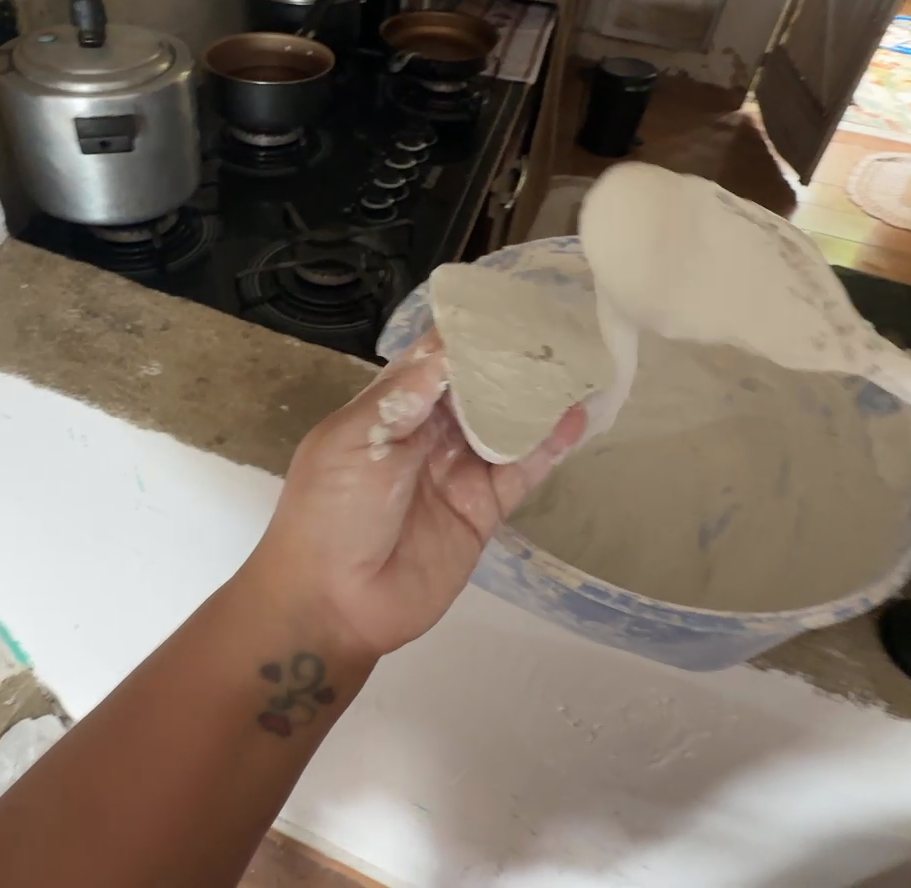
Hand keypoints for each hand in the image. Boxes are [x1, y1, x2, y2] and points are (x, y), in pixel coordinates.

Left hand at [244, 333, 585, 661]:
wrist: (334, 602)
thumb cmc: (331, 510)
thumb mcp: (355, 440)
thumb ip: (404, 395)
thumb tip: (449, 344)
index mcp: (388, 411)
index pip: (434, 361)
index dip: (467, 336)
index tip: (507, 308)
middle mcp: (427, 435)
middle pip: (477, 389)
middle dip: (510, 363)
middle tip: (557, 330)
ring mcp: (458, 472)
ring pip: (505, 425)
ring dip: (537, 399)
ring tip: (578, 364)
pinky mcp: (483, 510)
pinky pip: (520, 471)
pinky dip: (547, 446)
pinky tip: (576, 418)